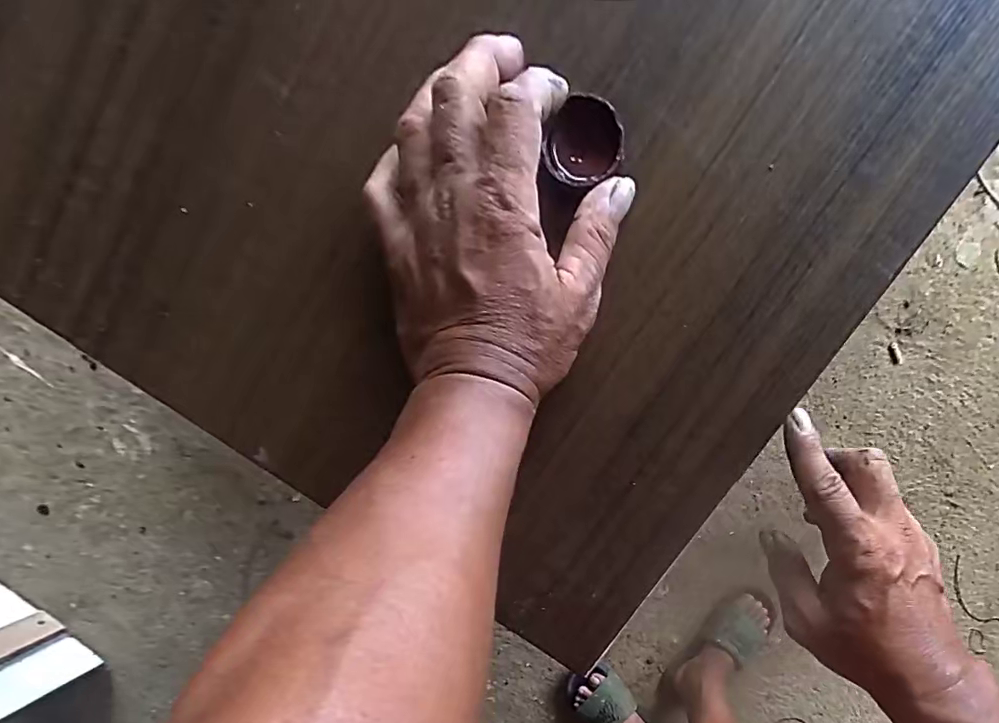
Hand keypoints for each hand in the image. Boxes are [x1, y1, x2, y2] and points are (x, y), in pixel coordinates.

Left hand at [364, 35, 636, 406]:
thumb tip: (619, 188)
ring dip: (435, 93)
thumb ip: (597, 233)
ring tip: (457, 86)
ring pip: (412, 128)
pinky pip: (380, 183)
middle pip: (455, 98)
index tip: (552, 93)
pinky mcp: (394, 247)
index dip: (535, 85)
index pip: (514, 109)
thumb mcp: (579, 294)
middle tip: (503, 61)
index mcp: (506, 205)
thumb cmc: (525, 347)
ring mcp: (417, 220)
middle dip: (481, 63)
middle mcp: (455, 199)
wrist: (470, 385)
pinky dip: (394, 155)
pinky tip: (411, 149)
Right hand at [761, 407, 976, 711]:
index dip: (807, 451)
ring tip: (819, 513)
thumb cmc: (862, 648)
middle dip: (835, 456)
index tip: (795, 421)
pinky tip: (845, 536)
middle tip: (809, 468)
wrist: (926, 671)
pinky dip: (864, 505)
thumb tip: (773, 537)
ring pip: (882, 483)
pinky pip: (891, 507)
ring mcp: (914, 536)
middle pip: (868, 465)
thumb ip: (786, 570)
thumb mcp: (806, 618)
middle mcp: (892, 532)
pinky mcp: (924, 545)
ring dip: (849, 483)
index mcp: (857, 548)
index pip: (826, 486)